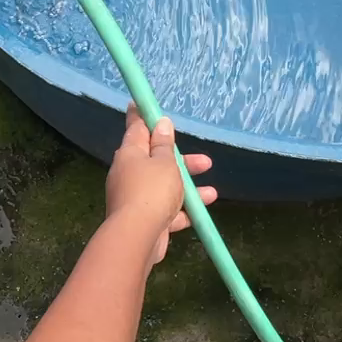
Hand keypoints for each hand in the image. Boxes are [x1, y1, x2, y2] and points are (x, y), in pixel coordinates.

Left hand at [105, 106, 216, 263]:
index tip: (141, 103)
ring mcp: (135, 198)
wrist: (137, 237)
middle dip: (182, 161)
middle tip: (205, 161)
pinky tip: (200, 213)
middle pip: (156, 161)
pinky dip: (182, 211)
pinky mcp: (144, 219)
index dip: (142, 116)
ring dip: (188, 189)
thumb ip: (164, 144)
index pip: (136, 128)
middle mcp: (129, 174)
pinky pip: (166, 210)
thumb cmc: (152, 190)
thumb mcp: (164, 162)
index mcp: (130, 154)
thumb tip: (160, 122)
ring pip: (164, 187)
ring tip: (212, 193)